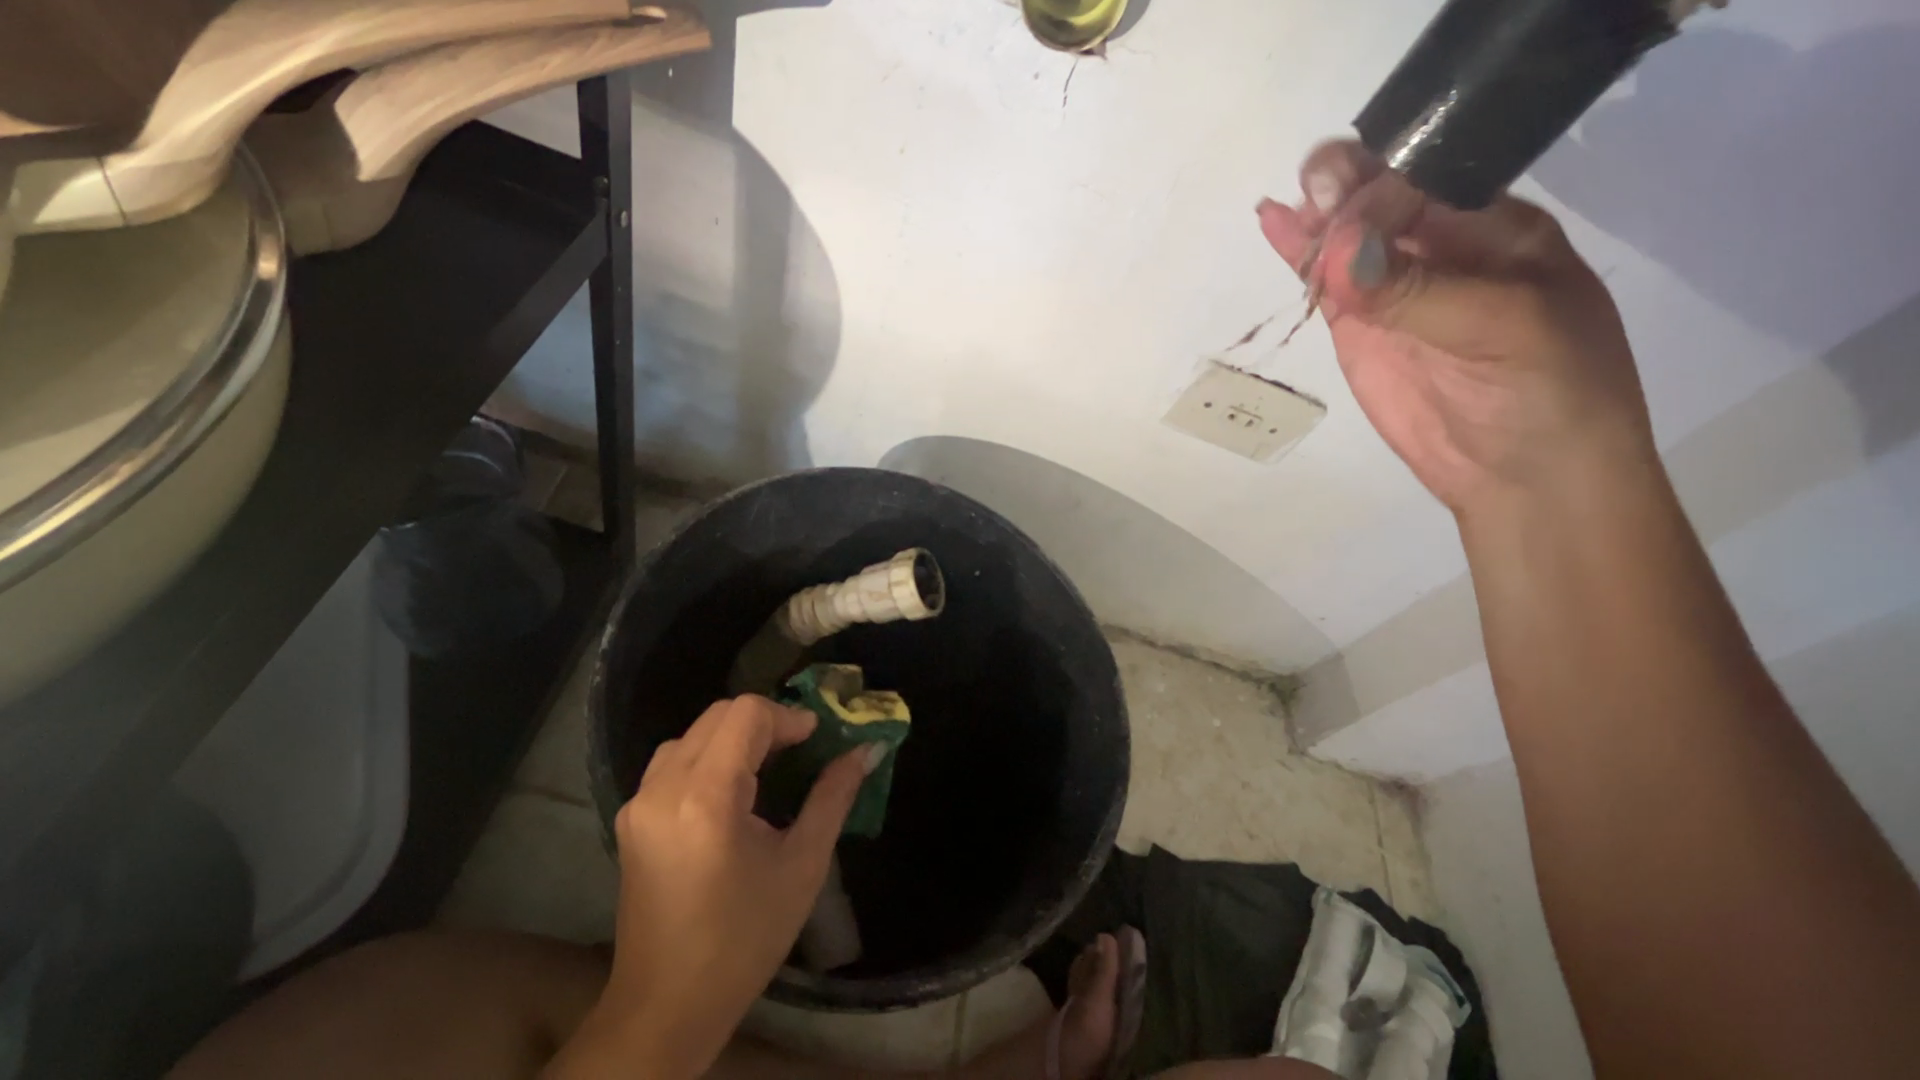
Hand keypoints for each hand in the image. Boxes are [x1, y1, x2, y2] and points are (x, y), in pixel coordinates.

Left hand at [552, 696, 873, 1079]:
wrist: (668, 1001)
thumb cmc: (745, 939)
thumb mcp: (802, 866)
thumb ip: (833, 798)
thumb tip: (864, 751)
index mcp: (705, 797)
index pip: (746, 714)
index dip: (788, 717)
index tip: (818, 740)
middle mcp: (663, 787)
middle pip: (717, 716)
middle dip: (765, 723)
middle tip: (802, 750)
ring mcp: (639, 802)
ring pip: (692, 735)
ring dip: (734, 738)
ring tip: (770, 770)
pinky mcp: (631, 819)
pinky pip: (672, 763)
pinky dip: (708, 758)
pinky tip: (733, 792)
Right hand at [1256, 140, 1657, 519]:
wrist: (1529, 478)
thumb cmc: (1550, 389)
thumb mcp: (1500, 326)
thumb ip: (1415, 289)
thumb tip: (1334, 250)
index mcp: (1494, 226)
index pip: (1431, 175)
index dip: (1386, 176)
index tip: (1351, 193)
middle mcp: (1440, 245)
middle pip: (1380, 196)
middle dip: (1346, 185)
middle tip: (1316, 191)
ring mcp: (1393, 287)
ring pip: (1345, 235)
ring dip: (1316, 214)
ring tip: (1287, 202)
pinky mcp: (1359, 328)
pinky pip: (1324, 282)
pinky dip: (1297, 254)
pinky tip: (1270, 221)